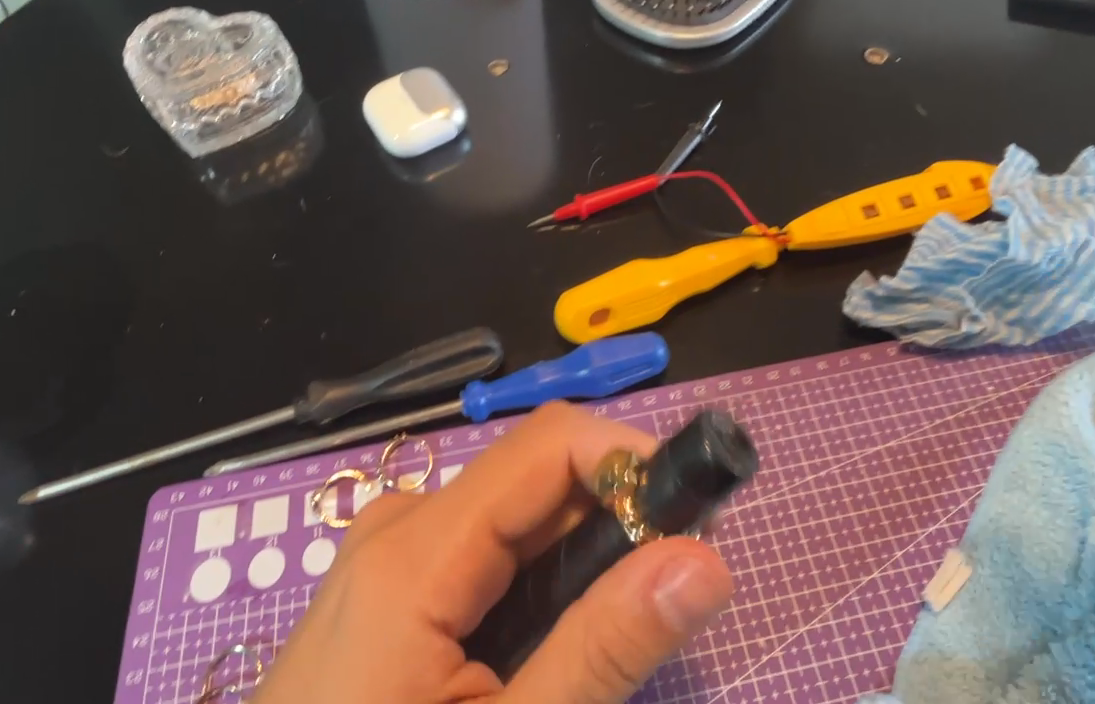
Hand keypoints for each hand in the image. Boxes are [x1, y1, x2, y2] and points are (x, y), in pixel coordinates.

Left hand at [255, 402, 734, 702]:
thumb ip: (604, 648)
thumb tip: (707, 561)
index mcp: (414, 552)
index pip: (547, 446)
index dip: (631, 461)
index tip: (696, 522)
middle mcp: (398, 525)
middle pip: (533, 478)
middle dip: (614, 517)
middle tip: (669, 595)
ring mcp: (387, 552)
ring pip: (514, 516)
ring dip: (579, 555)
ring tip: (608, 637)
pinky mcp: (388, 584)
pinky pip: (482, 548)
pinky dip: (536, 578)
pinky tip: (545, 646)